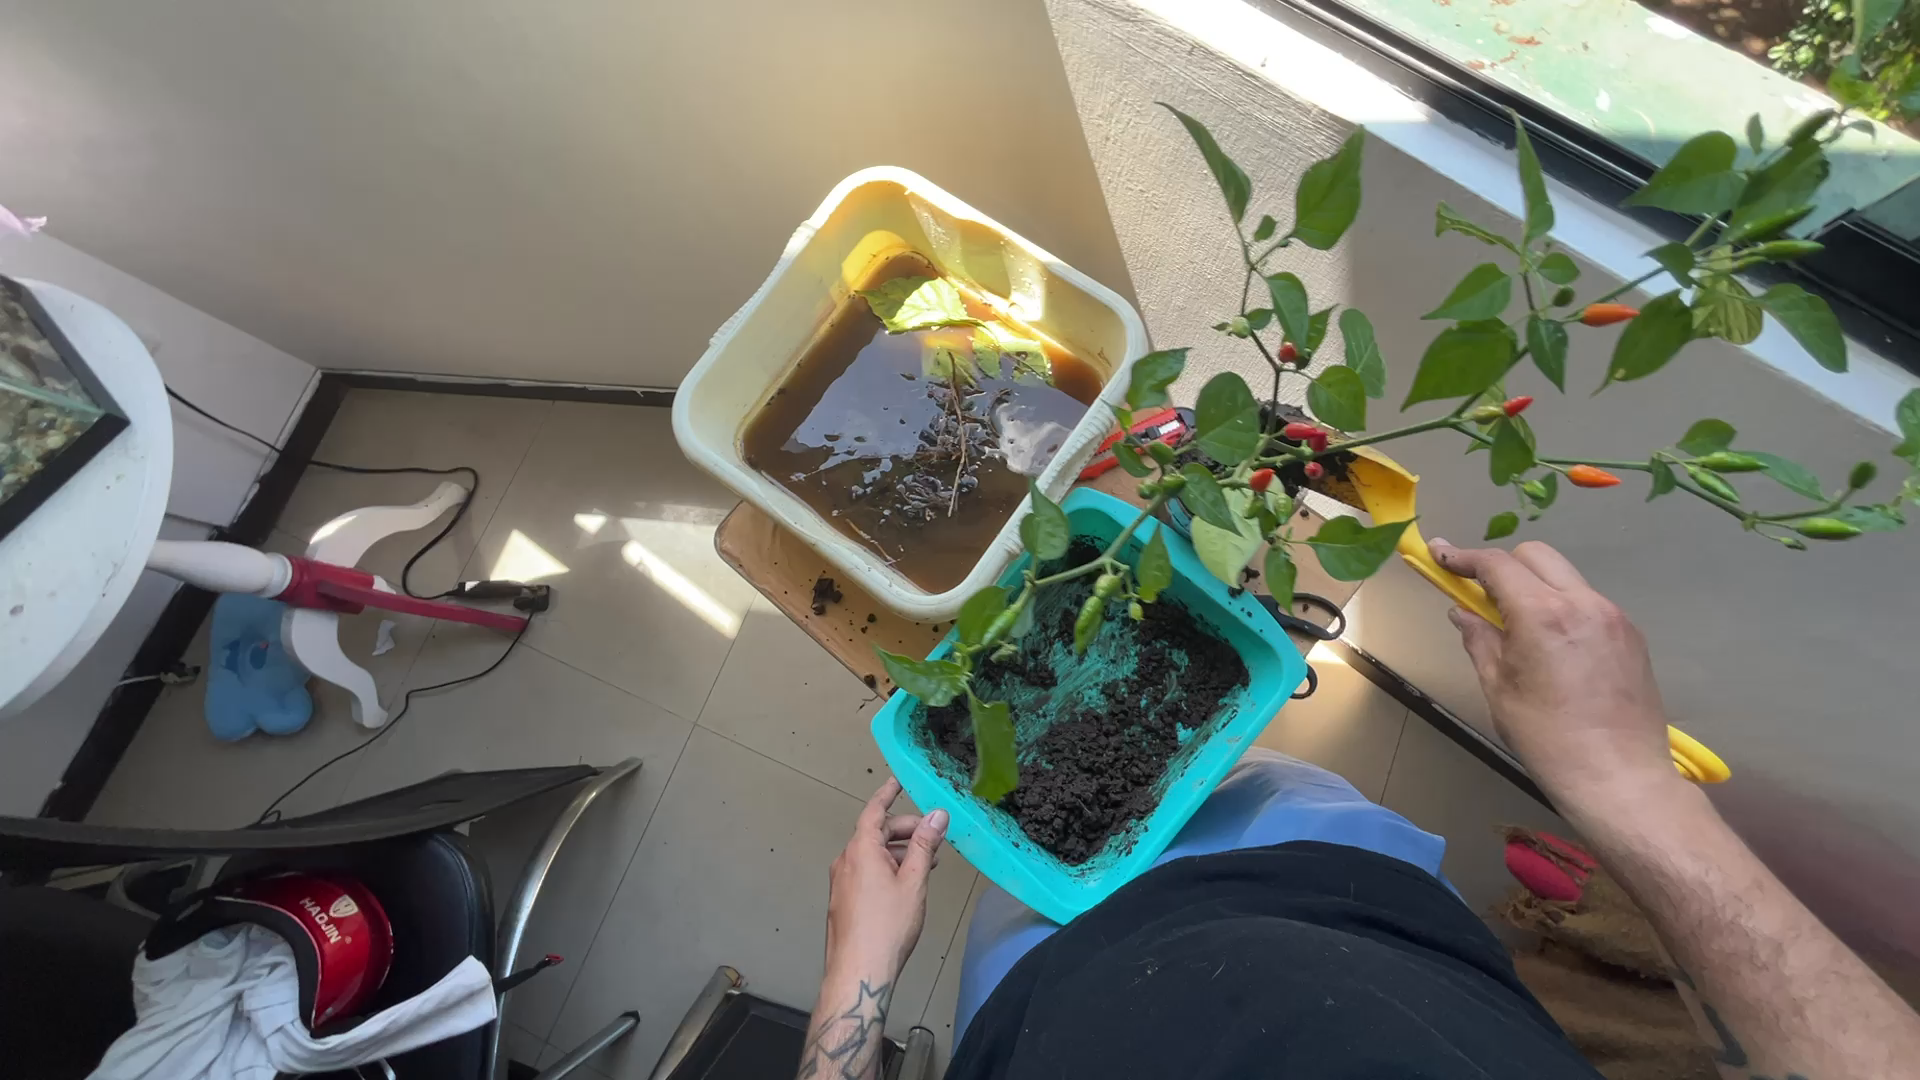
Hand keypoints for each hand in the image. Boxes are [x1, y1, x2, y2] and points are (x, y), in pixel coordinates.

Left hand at [824, 778, 948, 977]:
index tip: (896, 781)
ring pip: (871, 855)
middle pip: (875, 833)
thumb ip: (924, 845)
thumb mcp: (914, 880)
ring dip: (897, 852)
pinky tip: (905, 885)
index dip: (887, 794)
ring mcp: (841, 883)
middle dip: (903, 830)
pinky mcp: (842, 902)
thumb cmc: (888, 924)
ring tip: (925, 864)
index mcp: (860, 849)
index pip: (874, 810)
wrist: (859, 973)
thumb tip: (937, 815)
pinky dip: (886, 868)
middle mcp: (845, 861)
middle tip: (931, 837)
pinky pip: (865, 872)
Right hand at [1429, 539, 1682, 809]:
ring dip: (1531, 585)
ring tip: (1513, 623)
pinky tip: (1548, 642)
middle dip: (1501, 564)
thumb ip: (1479, 638)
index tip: (1438, 554)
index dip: (1462, 556)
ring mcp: (1614, 619)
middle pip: (1535, 556)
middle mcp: (1583, 605)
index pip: (1497, 565)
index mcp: (1543, 615)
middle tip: (1477, 592)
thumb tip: (1464, 613)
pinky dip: (1558, 605)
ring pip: (1564, 577)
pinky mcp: (1630, 636)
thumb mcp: (1497, 685)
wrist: (1619, 776)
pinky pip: (1585, 602)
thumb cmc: (1544, 734)